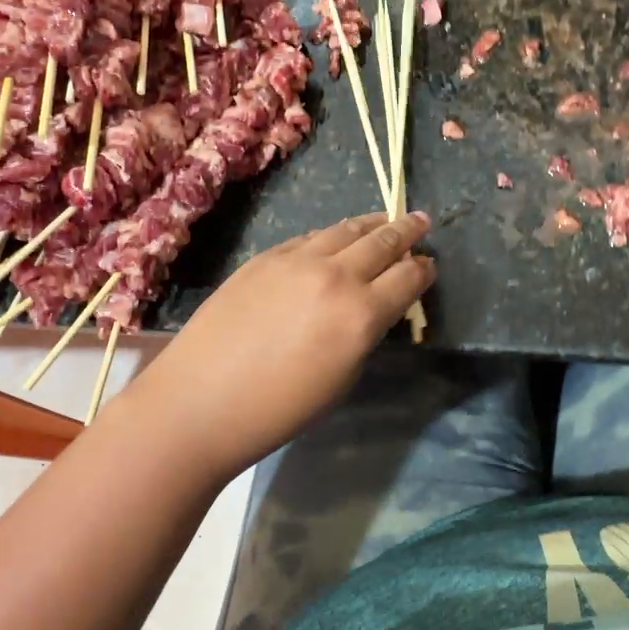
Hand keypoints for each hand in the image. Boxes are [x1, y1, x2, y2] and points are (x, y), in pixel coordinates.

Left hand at [138, 212, 435, 476]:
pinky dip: (333, 235)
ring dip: (372, 223)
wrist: (198, 402)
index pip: (409, 277)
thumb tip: (374, 308)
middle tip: (421, 221)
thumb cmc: (278, 409)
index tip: (431, 266)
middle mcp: (336, 277)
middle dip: (407, 231)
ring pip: (347, 229)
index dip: (425, 270)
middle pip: (383, 242)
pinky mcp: (266, 257)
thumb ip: (365, 334)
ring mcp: (298, 261)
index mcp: (362, 315)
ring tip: (386, 219)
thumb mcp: (342, 380)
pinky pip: (311, 237)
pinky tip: (336, 237)